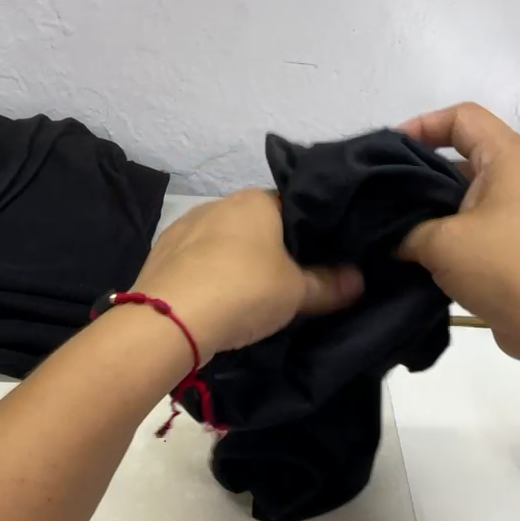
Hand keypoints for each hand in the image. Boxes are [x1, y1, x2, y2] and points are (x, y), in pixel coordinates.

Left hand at [130, 190, 362, 355]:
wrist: (170, 320)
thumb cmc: (244, 291)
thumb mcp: (297, 293)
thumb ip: (329, 285)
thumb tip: (360, 280)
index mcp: (256, 200)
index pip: (292, 207)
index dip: (308, 235)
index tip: (317, 262)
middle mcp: (218, 204)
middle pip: (255, 227)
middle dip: (269, 253)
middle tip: (285, 286)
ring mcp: (183, 228)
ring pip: (222, 245)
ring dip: (234, 267)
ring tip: (246, 300)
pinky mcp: (160, 257)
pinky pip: (194, 265)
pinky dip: (206, 280)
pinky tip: (213, 304)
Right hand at [397, 103, 519, 365]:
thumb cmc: (502, 267)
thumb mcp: (440, 244)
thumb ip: (405, 231)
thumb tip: (388, 237)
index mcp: (510, 156)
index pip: (462, 117)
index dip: (421, 125)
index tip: (387, 151)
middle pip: (464, 153)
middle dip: (421, 169)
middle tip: (382, 192)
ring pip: (468, 191)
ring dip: (432, 205)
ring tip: (393, 224)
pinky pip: (477, 220)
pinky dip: (448, 228)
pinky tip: (418, 250)